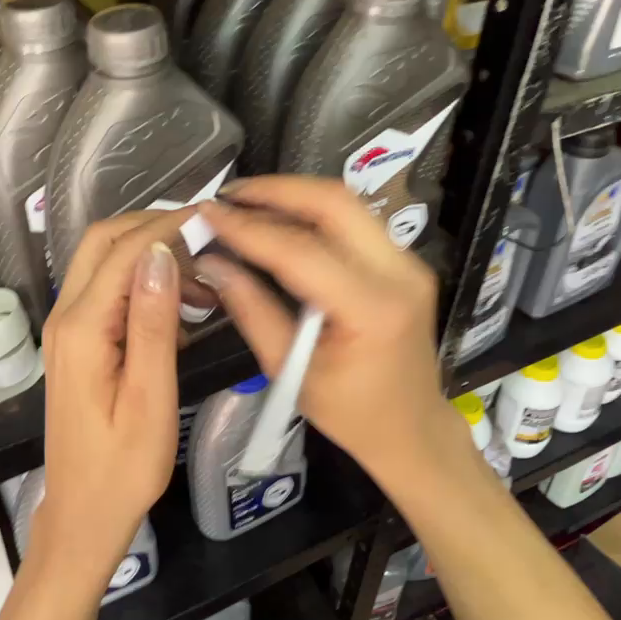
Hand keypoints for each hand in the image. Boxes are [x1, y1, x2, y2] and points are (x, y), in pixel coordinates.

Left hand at [34, 210, 189, 578]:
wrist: (82, 515)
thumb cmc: (123, 467)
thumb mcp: (150, 398)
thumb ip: (153, 323)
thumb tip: (161, 252)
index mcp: (83, 328)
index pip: (125, 250)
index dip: (169, 226)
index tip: (216, 220)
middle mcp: (65, 317)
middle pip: (104, 242)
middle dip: (154, 228)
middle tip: (208, 240)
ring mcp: (66, 330)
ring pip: (103, 263)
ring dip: (149, 255)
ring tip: (204, 281)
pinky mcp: (76, 344)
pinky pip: (106, 292)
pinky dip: (142, 283)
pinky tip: (180, 310)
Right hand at [196, 177, 470, 481]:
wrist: (413, 429)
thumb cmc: (350, 414)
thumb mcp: (290, 370)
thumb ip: (251, 310)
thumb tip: (211, 262)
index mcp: (372, 310)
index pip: (301, 251)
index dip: (249, 228)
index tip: (208, 212)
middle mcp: (399, 273)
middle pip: (335, 203)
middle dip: (276, 190)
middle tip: (228, 195)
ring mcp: (408, 262)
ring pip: (346, 204)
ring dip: (293, 196)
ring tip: (245, 202)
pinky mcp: (403, 261)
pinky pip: (353, 221)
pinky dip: (311, 213)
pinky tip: (277, 221)